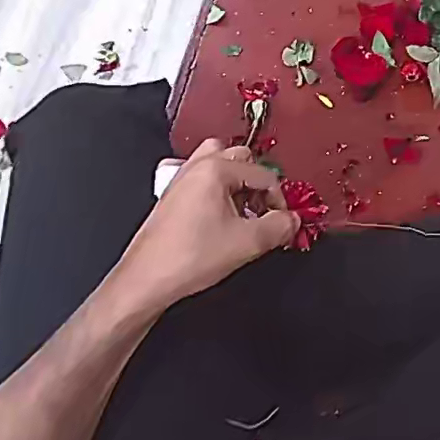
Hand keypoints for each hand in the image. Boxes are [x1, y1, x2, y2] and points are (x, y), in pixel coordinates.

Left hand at [111, 139, 297, 310]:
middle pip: (243, 159)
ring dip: (238, 181)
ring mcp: (182, 177)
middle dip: (259, 186)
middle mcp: (197, 165)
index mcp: (216, 169)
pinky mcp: (173, 193)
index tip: (281, 223)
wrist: (146, 280)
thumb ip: (279, 226)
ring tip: (243, 209)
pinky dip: (219, 187)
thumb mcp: (248, 243)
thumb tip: (292, 220)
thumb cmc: (191, 258)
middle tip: (262, 213)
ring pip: (221, 162)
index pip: (265, 174)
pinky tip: (221, 215)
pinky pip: (204, 176)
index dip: (279, 200)